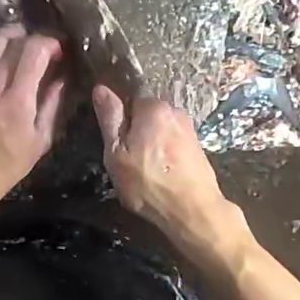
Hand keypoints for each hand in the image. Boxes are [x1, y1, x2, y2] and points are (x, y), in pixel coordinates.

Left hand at [0, 27, 65, 201]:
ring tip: (18, 39)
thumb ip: (51, 106)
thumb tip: (61, 79)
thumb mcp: (40, 140)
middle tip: (41, 43)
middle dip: (30, 36)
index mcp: (17, 102)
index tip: (58, 47)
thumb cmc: (9, 164)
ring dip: (6, 35)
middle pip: (11, 43)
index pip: (33, 53)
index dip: (49, 42)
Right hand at [91, 86, 242, 254]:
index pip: (129, 102)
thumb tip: (101, 88)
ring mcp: (190, 130)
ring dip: (153, 146)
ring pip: (161, 132)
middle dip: (138, 134)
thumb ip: (109, 119)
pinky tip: (164, 176)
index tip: (118, 147)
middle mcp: (175, 111)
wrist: (193, 211)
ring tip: (148, 173)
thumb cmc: (148, 184)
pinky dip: (167, 156)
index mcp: (153, 107)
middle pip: (147, 117)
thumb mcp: (117, 154)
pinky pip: (174, 144)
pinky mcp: (199, 147)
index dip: (121, 124)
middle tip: (131, 163)